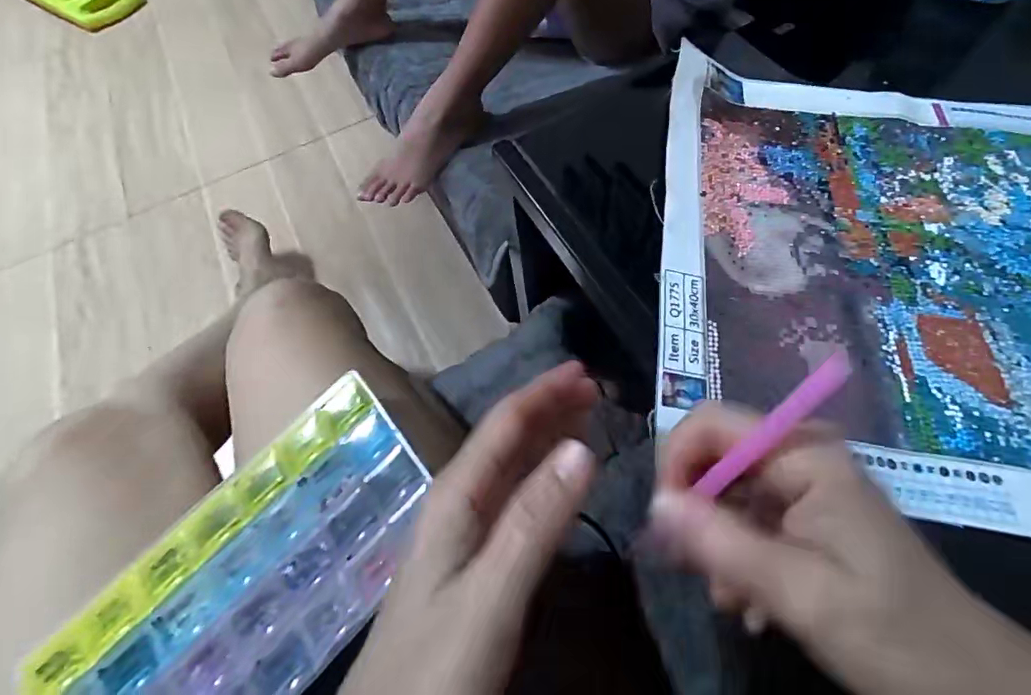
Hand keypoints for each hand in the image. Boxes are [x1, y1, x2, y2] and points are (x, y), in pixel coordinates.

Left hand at [342, 363, 598, 694]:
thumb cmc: (435, 662)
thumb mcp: (490, 593)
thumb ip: (534, 522)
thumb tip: (583, 447)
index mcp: (457, 494)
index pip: (505, 424)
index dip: (544, 391)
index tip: (585, 369)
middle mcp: (459, 502)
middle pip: (508, 438)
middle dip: (549, 406)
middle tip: (596, 388)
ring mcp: (464, 533)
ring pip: (513, 465)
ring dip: (548, 436)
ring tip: (586, 417)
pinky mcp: (474, 563)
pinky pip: (515, 498)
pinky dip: (544, 476)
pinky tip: (560, 480)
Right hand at [649, 403, 1030, 694]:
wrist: (977, 684)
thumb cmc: (893, 634)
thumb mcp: (799, 593)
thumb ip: (722, 545)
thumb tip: (653, 505)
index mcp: (804, 453)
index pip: (712, 422)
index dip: (677, 462)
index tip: (667, 523)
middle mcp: (803, 456)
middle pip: (719, 456)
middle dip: (699, 511)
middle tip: (698, 572)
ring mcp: (810, 486)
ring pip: (731, 491)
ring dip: (719, 542)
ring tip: (732, 601)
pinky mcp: (815, 518)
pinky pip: (755, 518)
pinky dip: (743, 556)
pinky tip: (753, 605)